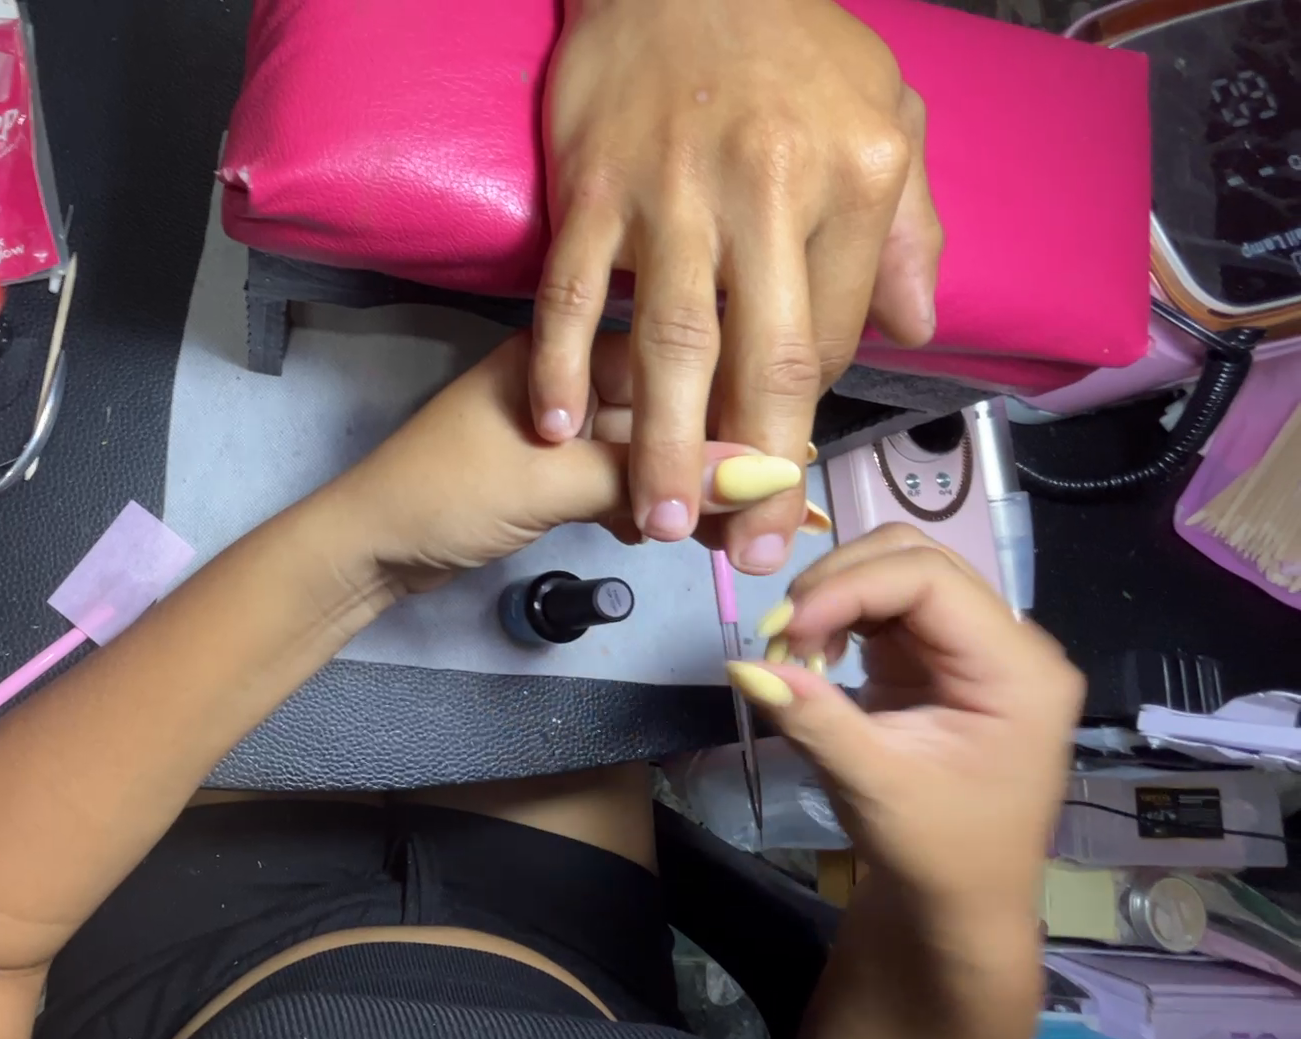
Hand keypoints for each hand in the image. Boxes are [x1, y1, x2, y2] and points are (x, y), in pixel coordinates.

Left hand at [332, 335, 809, 593]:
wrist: (370, 546)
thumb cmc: (447, 495)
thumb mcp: (547, 482)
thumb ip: (647, 476)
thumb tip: (760, 477)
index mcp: (557, 355)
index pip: (668, 366)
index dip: (726, 410)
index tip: (783, 456)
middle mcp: (560, 383)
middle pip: (657, 414)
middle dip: (707, 462)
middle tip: (759, 511)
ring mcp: (551, 433)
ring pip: (637, 455)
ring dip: (673, 493)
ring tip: (717, 534)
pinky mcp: (542, 476)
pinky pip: (608, 483)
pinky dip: (633, 508)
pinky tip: (650, 535)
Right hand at [533, 0, 943, 573]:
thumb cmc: (784, 48)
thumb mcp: (886, 115)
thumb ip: (907, 228)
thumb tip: (918, 328)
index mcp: (850, 180)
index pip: (830, 338)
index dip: (803, 428)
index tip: (779, 495)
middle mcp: (766, 193)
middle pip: (760, 360)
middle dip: (750, 470)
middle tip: (739, 554)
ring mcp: (669, 196)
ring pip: (669, 343)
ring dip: (661, 443)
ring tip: (659, 522)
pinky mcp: (590, 193)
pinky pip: (570, 295)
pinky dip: (559, 364)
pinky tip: (553, 429)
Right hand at [725, 525, 1081, 912]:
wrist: (956, 892)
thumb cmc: (936, 846)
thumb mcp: (872, 784)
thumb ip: (812, 718)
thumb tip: (742, 665)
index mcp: (1017, 670)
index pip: (927, 578)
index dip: (846, 588)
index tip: (782, 632)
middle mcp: (1003, 641)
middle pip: (910, 556)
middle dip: (834, 583)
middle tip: (783, 636)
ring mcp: (966, 642)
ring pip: (888, 568)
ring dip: (828, 596)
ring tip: (795, 651)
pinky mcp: (930, 652)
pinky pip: (874, 601)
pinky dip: (829, 615)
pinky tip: (812, 654)